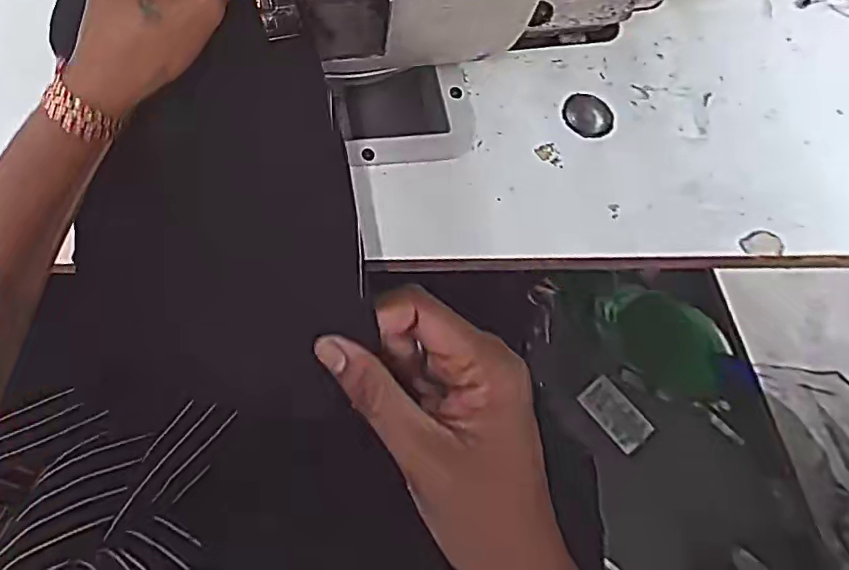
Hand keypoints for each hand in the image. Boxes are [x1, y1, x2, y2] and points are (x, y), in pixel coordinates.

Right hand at [315, 286, 574, 569]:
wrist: (515, 564)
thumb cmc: (490, 521)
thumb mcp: (419, 452)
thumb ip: (371, 391)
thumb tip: (333, 347)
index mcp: (489, 362)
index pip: (418, 306)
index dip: (379, 323)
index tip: (357, 353)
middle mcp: (488, 358)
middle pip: (413, 322)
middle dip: (389, 358)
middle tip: (399, 407)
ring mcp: (479, 372)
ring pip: (411, 346)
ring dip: (397, 379)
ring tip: (415, 423)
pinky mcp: (467, 388)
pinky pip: (419, 367)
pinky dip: (405, 391)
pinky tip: (420, 424)